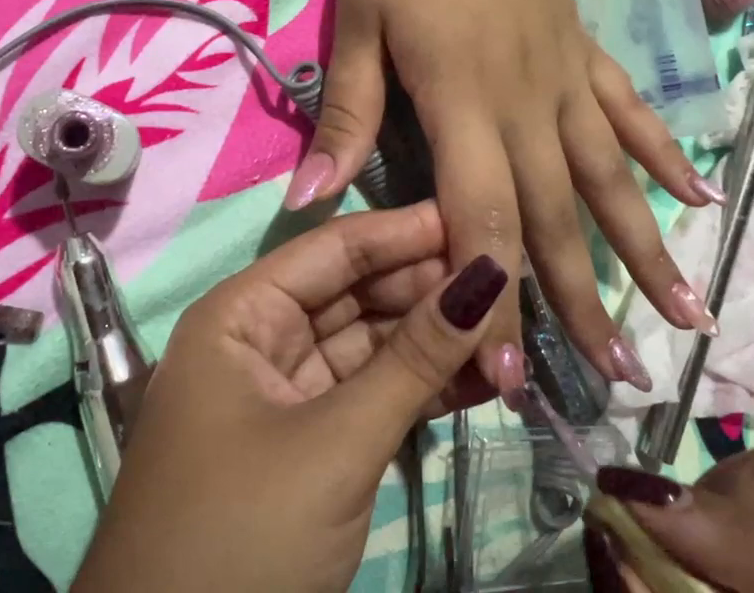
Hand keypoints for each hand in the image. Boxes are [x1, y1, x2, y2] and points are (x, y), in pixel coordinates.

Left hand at [71, 202, 505, 592]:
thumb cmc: (241, 534)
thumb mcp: (335, 443)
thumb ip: (414, 359)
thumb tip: (488, 274)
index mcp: (240, 315)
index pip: (334, 249)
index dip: (407, 231)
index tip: (481, 218)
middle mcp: (260, 340)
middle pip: (356, 293)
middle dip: (431, 292)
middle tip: (513, 285)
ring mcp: (286, 393)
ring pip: (371, 346)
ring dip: (436, 345)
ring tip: (513, 336)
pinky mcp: (311, 442)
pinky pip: (372, 395)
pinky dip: (421, 390)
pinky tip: (484, 382)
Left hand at [291, 0, 722, 397]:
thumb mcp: (355, 24)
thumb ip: (344, 116)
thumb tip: (309, 204)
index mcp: (462, 102)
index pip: (481, 219)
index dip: (494, 299)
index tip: (513, 376)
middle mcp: (527, 104)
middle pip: (557, 218)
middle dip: (584, 304)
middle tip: (619, 381)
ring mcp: (568, 78)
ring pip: (611, 178)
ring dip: (647, 251)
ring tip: (689, 317)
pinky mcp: (588, 52)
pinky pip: (631, 113)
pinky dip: (665, 157)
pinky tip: (700, 199)